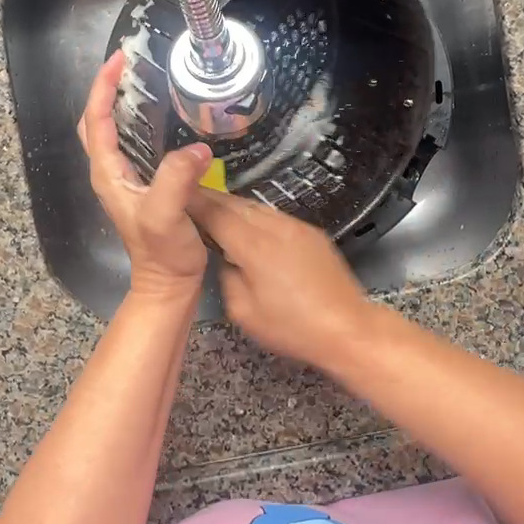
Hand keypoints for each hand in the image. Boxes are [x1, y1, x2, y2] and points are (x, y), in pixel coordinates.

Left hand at [78, 51, 214, 297]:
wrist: (169, 285)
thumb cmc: (162, 253)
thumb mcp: (165, 214)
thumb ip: (176, 179)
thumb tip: (197, 148)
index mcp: (108, 174)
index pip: (96, 121)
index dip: (103, 88)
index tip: (119, 60)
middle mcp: (112, 172)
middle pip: (97, 122)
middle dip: (107, 91)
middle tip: (130, 66)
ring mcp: (128, 179)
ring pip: (117, 131)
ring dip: (125, 104)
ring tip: (147, 81)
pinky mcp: (147, 185)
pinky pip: (138, 144)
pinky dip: (145, 122)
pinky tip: (167, 117)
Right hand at [186, 188, 378, 365]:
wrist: (348, 328)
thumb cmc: (294, 327)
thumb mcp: (244, 312)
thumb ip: (226, 278)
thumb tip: (226, 260)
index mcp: (254, 246)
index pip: (215, 213)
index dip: (193, 201)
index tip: (176, 195)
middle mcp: (275, 227)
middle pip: (235, 204)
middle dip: (210, 199)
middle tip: (188, 197)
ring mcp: (296, 227)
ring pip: (256, 207)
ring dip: (233, 207)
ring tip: (214, 211)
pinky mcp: (311, 233)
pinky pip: (275, 217)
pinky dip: (256, 217)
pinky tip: (249, 228)